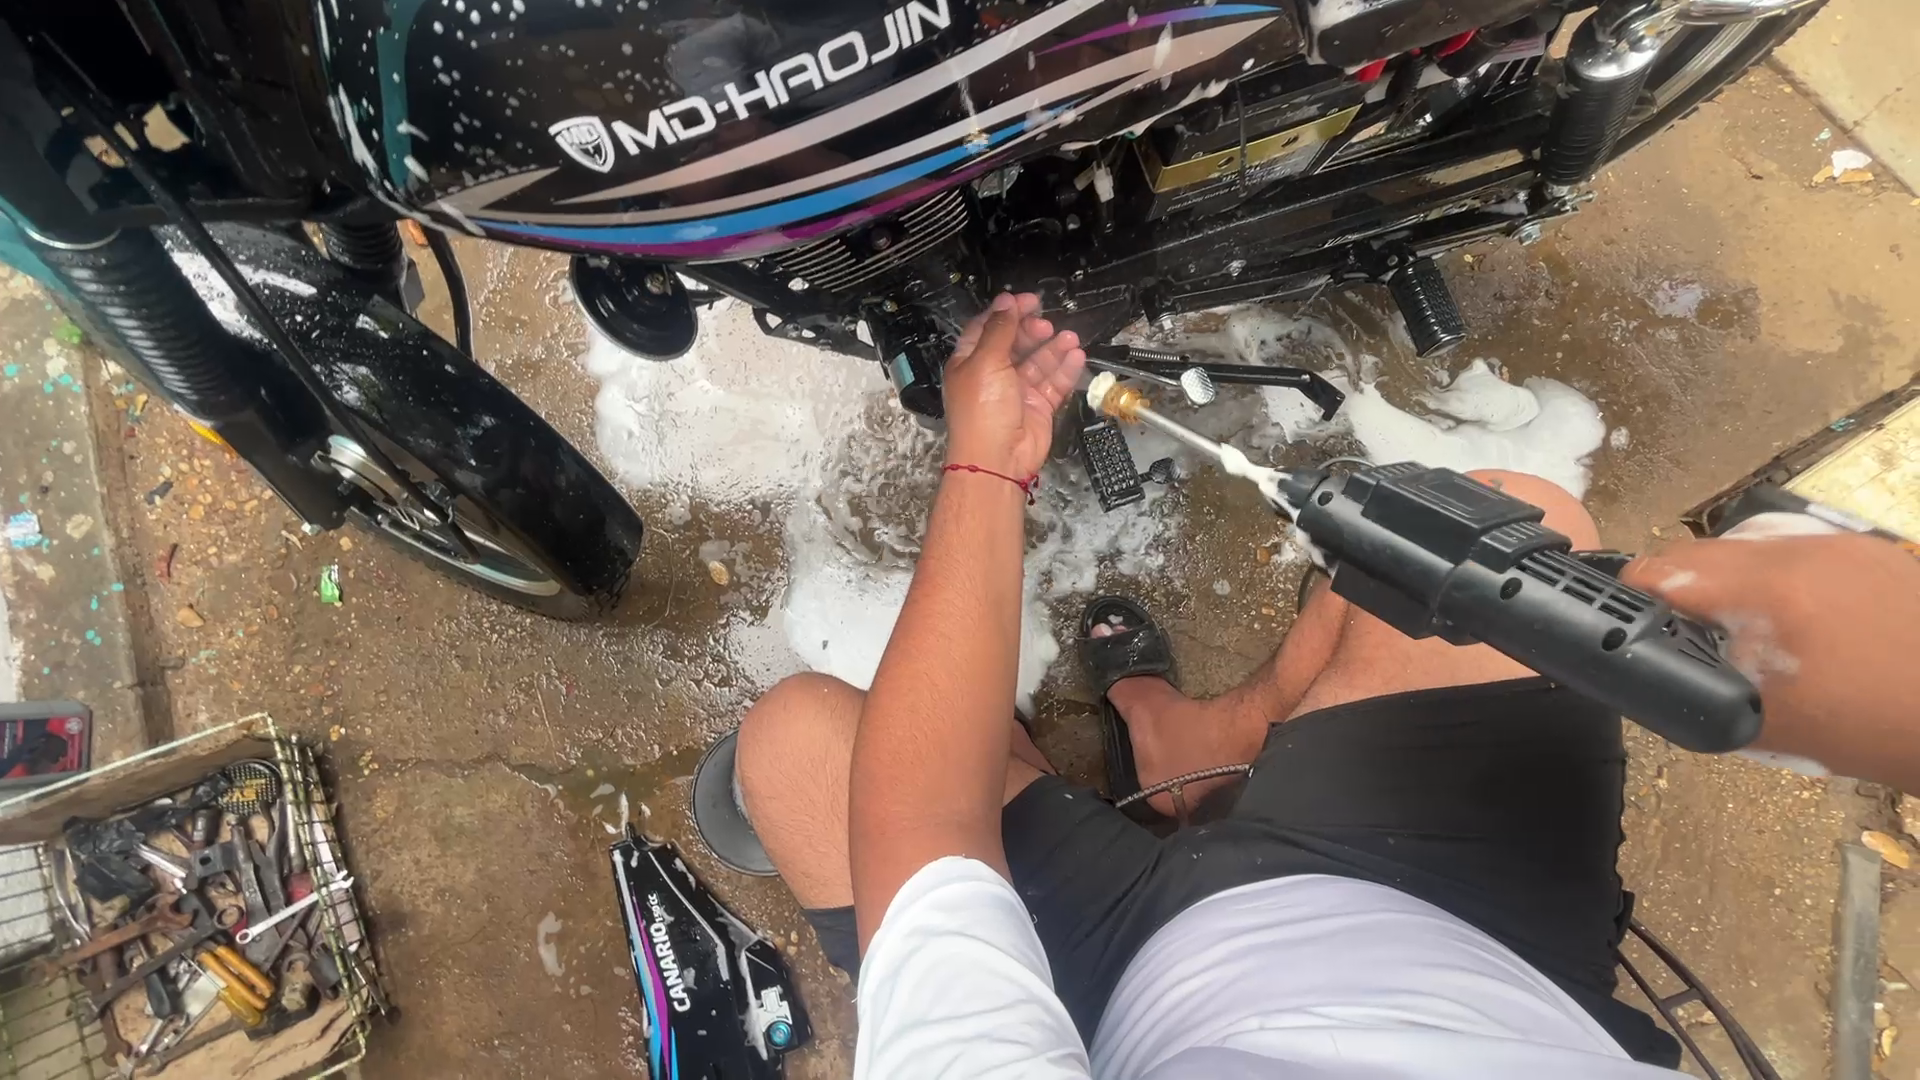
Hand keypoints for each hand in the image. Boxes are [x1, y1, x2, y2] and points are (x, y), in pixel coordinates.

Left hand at [941, 293, 1085, 478]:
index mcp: (970, 363)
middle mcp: (992, 377)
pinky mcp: (1037, 408)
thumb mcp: (985, 361)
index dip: (1006, 313)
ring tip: (1069, 337)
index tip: (1026, 301)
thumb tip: (1006, 304)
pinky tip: (1075, 356)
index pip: (987, 329)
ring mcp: (1015, 393)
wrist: (997, 459)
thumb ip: (999, 330)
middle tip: (1046, 323)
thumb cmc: (981, 414)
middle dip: (1031, 330)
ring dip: (1053, 348)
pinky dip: (1065, 370)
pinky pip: (1053, 384)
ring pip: (1038, 363)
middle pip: (1015, 344)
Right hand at [1622, 525, 1919, 785]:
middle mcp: (1801, 550)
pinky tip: (1793, 618)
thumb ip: (1686, 682)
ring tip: (1740, 628)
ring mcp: (1843, 545)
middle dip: (1674, 591)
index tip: (1636, 632)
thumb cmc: (1884, 729)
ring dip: (1720, 582)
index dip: (1628, 601)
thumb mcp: (1761, 719)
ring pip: (1737, 547)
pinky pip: (1789, 551)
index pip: (1654, 571)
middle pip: (1691, 553)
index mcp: (1769, 587)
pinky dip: (1770, 579)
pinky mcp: (1875, 551)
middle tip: (1686, 638)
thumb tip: (1640, 662)